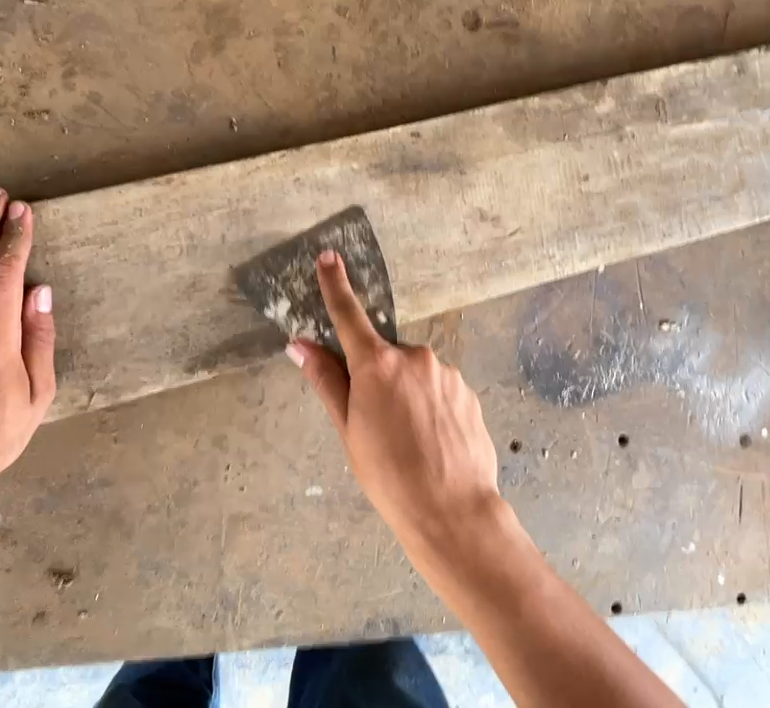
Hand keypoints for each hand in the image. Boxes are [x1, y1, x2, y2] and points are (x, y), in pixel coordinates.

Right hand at [289, 251, 505, 553]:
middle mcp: (414, 358)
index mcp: (377, 365)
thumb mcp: (347, 431)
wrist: (453, 511)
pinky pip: (439, 389)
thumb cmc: (389, 476)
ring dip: (406, 395)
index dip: (335, 285)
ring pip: (414, 374)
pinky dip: (430, 407)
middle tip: (377, 424)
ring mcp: (445, 374)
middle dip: (377, 377)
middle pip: (384, 356)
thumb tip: (301, 346)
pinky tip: (431, 442)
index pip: (349, 315)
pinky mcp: (468, 391)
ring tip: (409, 442)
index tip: (328, 258)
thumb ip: (327, 381)